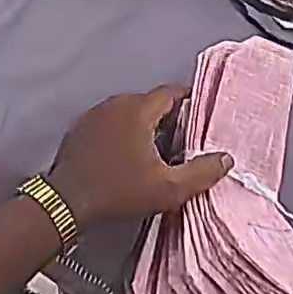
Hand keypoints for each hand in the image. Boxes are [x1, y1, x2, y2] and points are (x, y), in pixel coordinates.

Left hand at [48, 86, 231, 225]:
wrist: (67, 200)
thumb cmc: (119, 190)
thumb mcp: (168, 188)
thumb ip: (201, 172)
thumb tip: (225, 159)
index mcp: (137, 109)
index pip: (170, 92)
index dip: (189, 101)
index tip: (200, 116)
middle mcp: (115, 103)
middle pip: (150, 101)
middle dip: (169, 117)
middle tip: (183, 140)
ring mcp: (95, 114)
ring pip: (129, 111)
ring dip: (145, 124)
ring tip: (158, 150)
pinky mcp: (81, 127)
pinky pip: (111, 121)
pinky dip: (123, 131)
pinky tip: (128, 155)